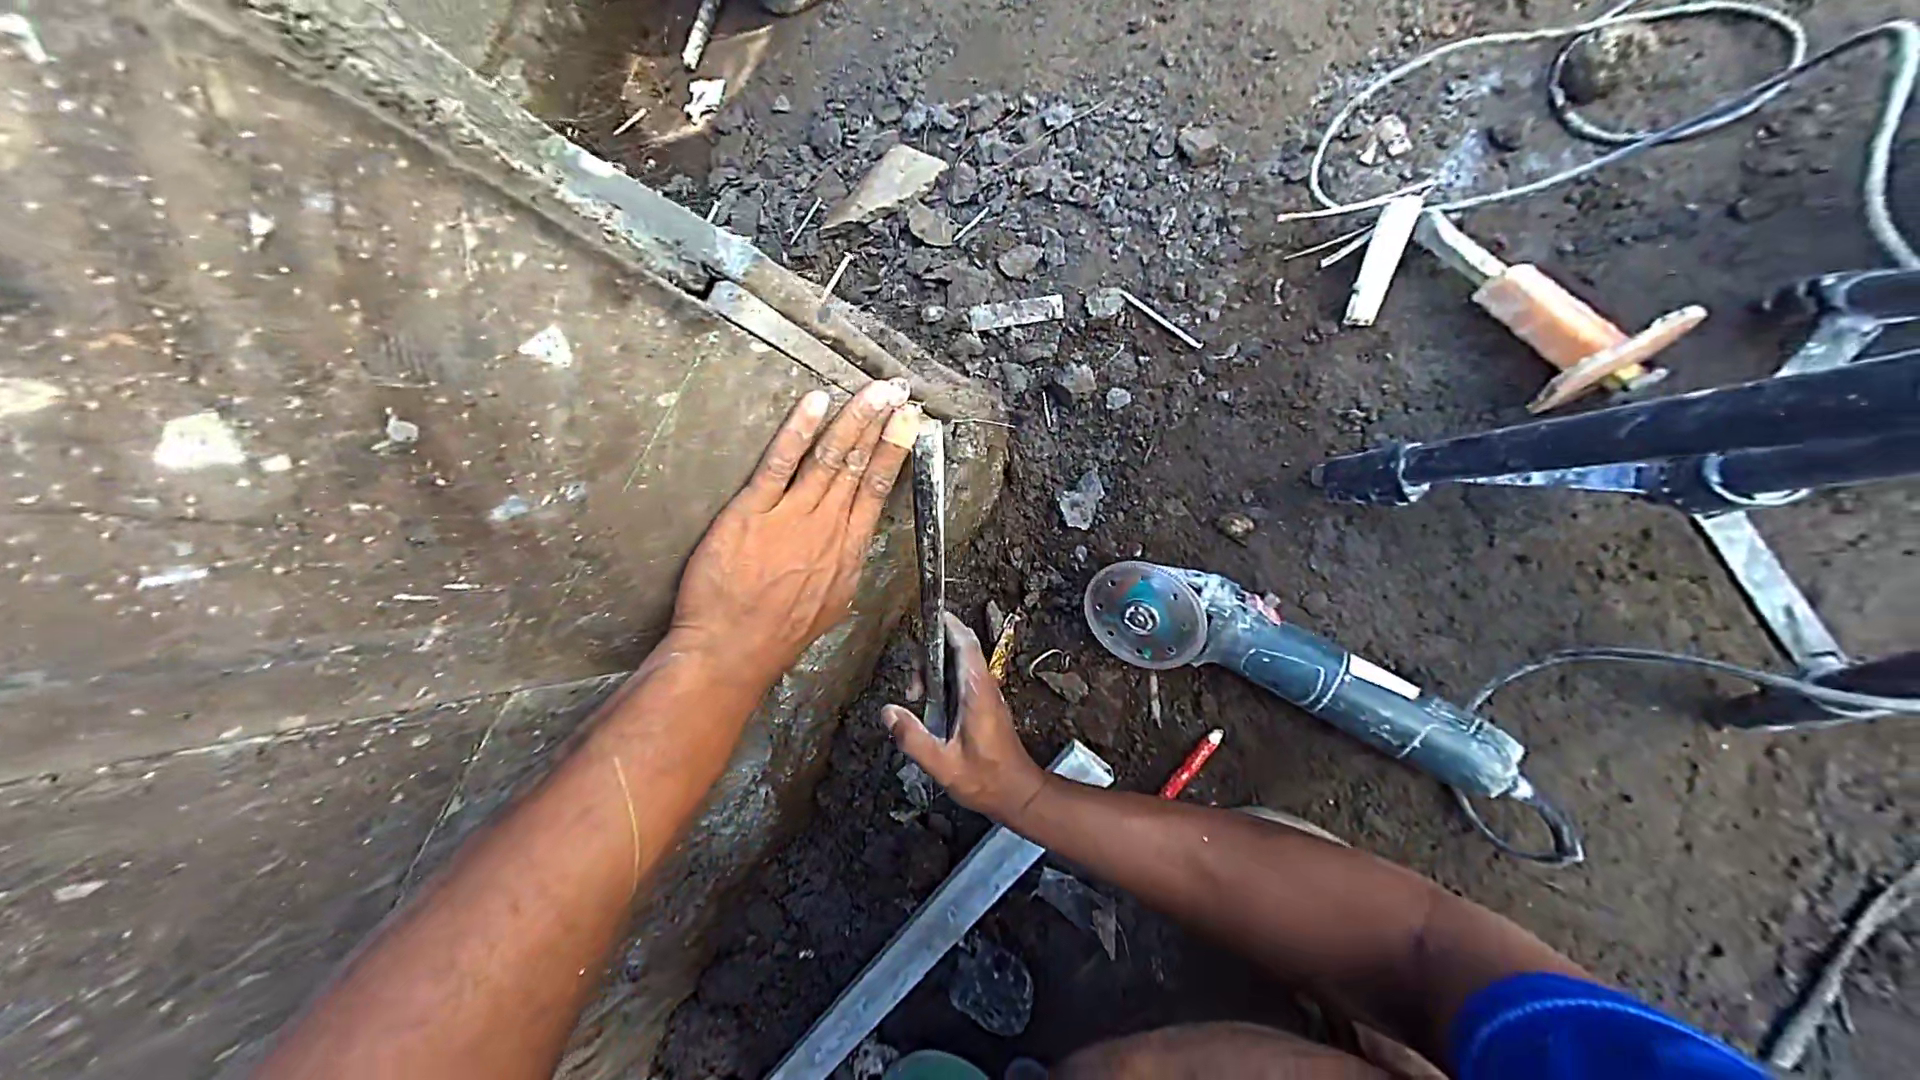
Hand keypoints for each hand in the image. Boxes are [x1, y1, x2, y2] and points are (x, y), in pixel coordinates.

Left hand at [672, 379, 920, 686]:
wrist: (732, 652)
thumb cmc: (778, 634)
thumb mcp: (831, 604)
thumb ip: (844, 567)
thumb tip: (852, 546)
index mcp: (847, 550)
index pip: (878, 489)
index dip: (893, 452)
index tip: (907, 425)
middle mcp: (827, 528)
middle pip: (860, 466)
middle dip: (881, 424)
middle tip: (897, 392)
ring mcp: (791, 518)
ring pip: (831, 459)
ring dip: (854, 420)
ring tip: (873, 392)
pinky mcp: (752, 513)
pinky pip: (780, 464)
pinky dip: (799, 432)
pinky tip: (816, 405)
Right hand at [882, 612, 1047, 823]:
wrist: (1018, 794)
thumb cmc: (986, 780)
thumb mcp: (943, 765)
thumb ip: (913, 738)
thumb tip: (888, 712)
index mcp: (977, 692)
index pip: (966, 644)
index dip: (949, 625)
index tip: (930, 615)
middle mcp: (985, 686)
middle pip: (959, 650)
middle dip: (930, 654)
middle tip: (913, 684)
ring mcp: (987, 694)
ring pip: (959, 665)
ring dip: (935, 670)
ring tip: (916, 698)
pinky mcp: (984, 704)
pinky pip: (962, 679)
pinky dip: (942, 682)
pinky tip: (928, 705)